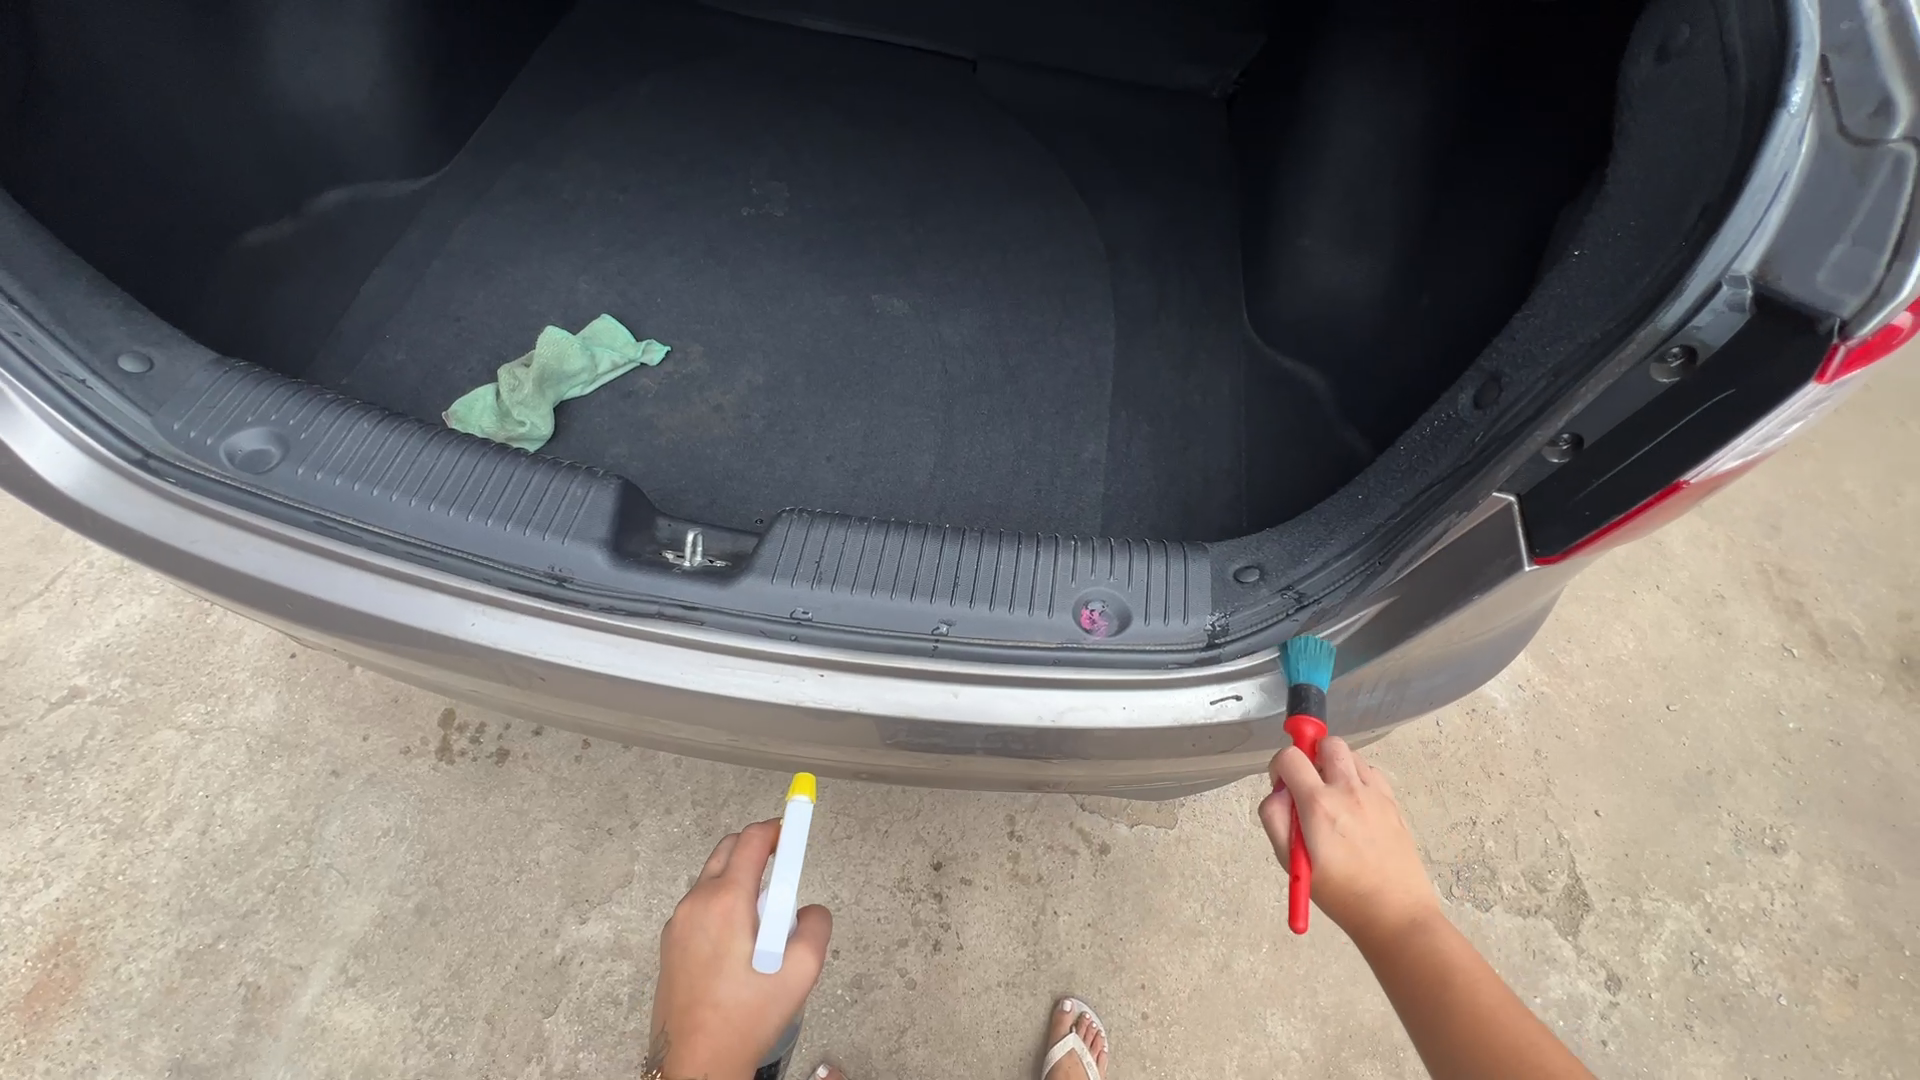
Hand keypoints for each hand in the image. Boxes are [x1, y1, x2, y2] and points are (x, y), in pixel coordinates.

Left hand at [648, 819, 832, 1079]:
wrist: (693, 1065)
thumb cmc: (743, 1020)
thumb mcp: (801, 972)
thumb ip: (816, 925)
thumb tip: (809, 909)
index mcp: (726, 901)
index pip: (753, 839)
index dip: (779, 827)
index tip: (796, 827)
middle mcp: (697, 902)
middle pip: (729, 848)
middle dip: (759, 847)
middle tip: (785, 870)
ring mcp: (678, 923)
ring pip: (713, 875)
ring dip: (741, 875)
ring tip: (766, 916)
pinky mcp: (670, 943)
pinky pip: (702, 903)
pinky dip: (724, 900)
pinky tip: (742, 939)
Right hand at [1258, 737, 1439, 949]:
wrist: (1396, 915)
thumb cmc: (1340, 893)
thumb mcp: (1290, 860)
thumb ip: (1274, 817)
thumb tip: (1279, 792)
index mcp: (1318, 804)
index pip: (1290, 756)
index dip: (1279, 766)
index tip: (1282, 786)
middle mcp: (1348, 791)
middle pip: (1327, 742)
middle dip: (1311, 754)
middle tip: (1308, 782)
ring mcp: (1375, 795)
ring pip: (1351, 755)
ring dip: (1336, 765)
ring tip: (1332, 795)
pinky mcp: (1393, 805)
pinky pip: (1372, 773)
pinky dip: (1358, 778)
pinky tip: (1355, 805)